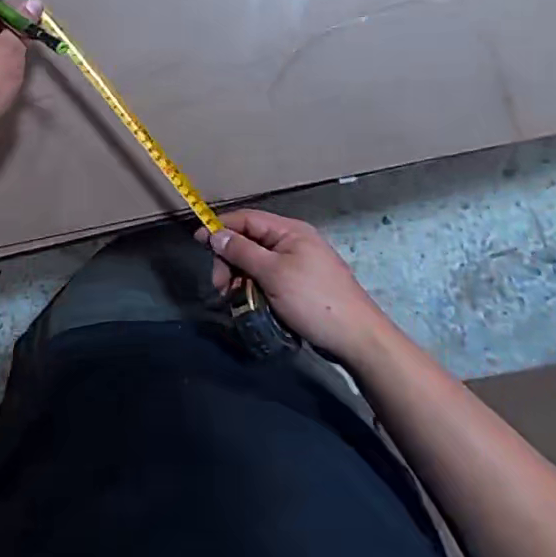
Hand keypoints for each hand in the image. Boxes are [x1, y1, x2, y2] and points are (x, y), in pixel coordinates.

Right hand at [196, 209, 396, 361]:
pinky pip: (268, 279)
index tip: (198, 241)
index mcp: (289, 231)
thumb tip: (216, 234)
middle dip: (229, 260)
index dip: (220, 227)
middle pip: (249, 241)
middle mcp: (293, 242)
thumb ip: (242, 251)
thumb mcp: (273, 273)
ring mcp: (297, 264)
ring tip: (233, 300)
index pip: (247, 218)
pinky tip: (249, 304)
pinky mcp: (299, 286)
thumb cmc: (314, 300)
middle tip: (219, 287)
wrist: (357, 337)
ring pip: (256, 263)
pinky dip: (254, 288)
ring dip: (239, 278)